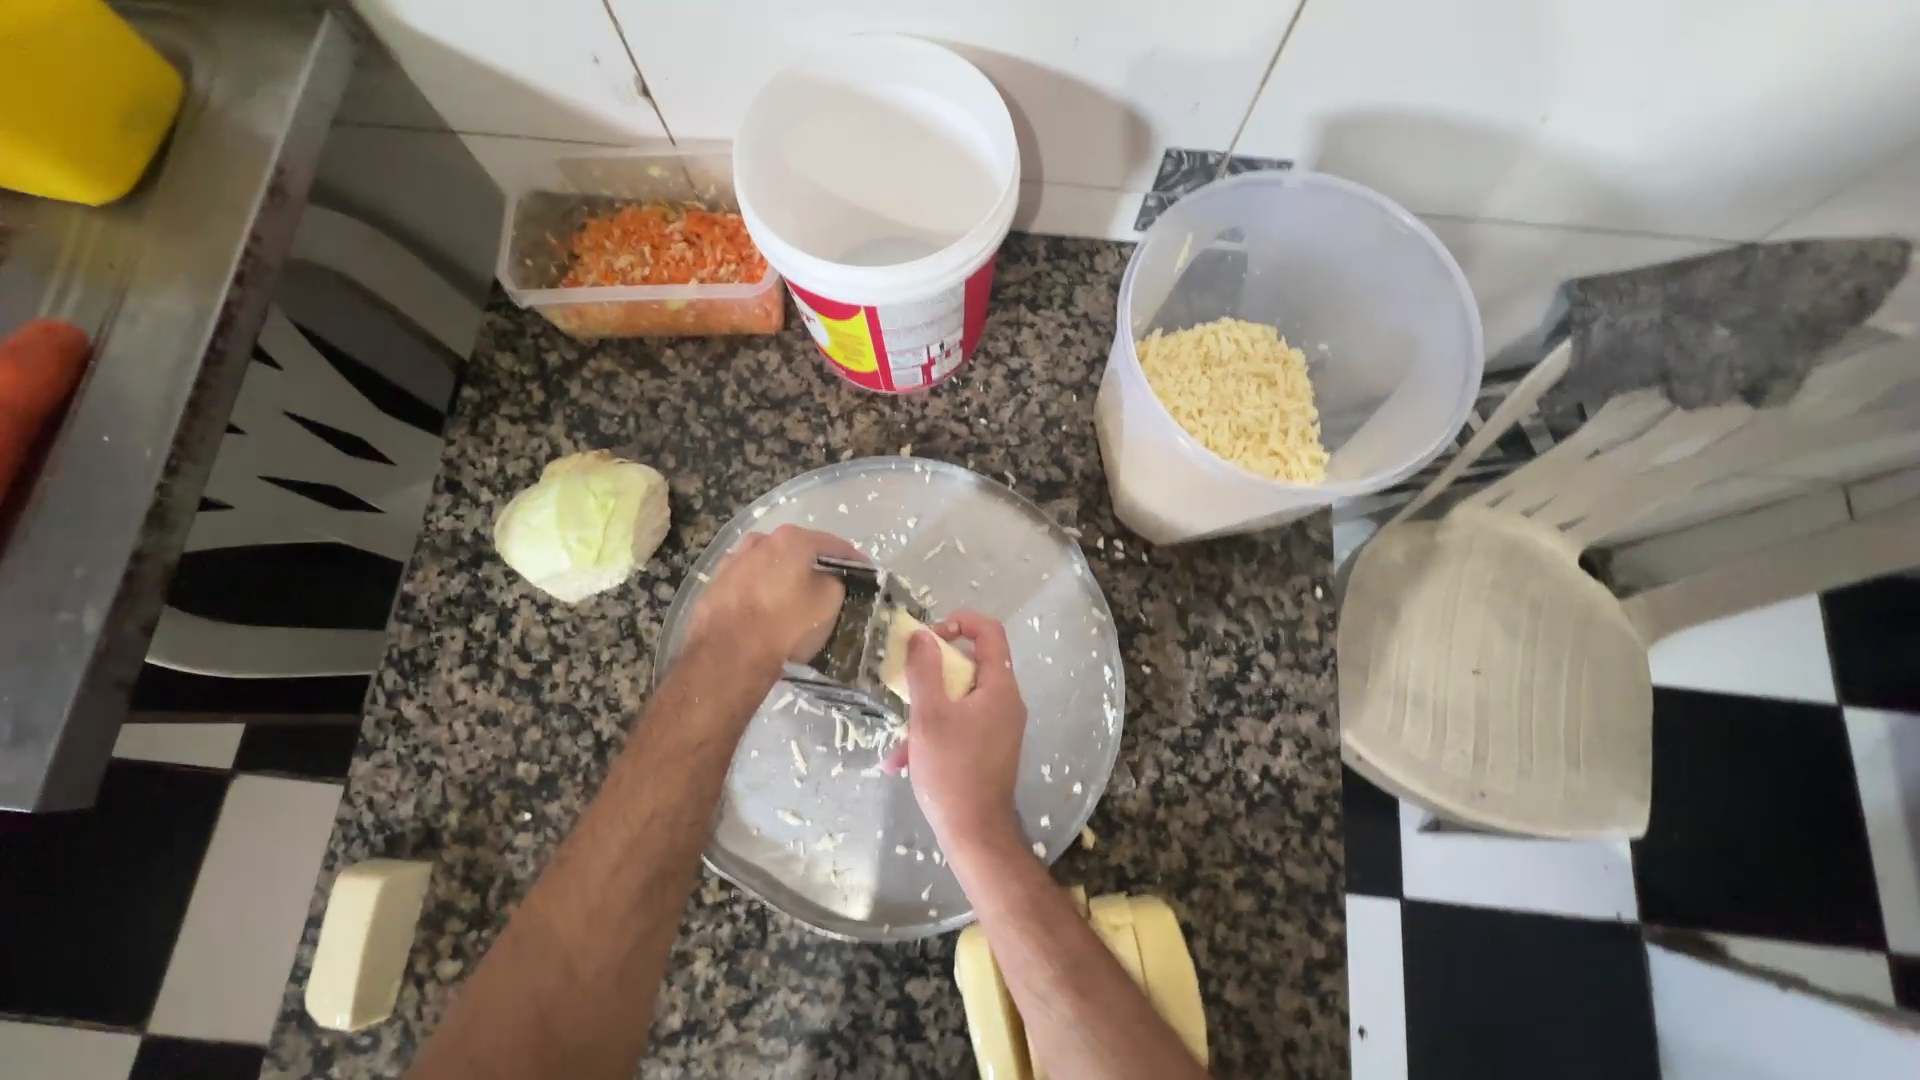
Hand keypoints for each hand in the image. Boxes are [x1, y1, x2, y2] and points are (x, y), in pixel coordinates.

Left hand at [687, 525, 855, 672]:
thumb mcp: (830, 602)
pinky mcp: (714, 586)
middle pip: (795, 550)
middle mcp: (759, 542)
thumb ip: (834, 581)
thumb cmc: (786, 625)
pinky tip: (764, 609)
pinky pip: (747, 584)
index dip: (851, 558)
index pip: (831, 544)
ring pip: (767, 565)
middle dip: (812, 564)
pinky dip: (759, 591)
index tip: (863, 569)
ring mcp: (732, 562)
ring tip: (793, 596)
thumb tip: (825, 579)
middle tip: (828, 582)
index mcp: (790, 539)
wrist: (729, 656)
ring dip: (782, 576)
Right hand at [887, 611, 1027, 853]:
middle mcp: (1007, 703)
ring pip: (961, 701)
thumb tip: (922, 635)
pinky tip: (904, 762)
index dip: (961, 621)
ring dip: (927, 711)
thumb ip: (925, 670)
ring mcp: (1001, 728)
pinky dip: (935, 735)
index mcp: (1000, 688)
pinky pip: (962, 727)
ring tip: (899, 740)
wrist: (975, 833)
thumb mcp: (930, 716)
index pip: (990, 632)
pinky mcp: (991, 749)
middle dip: (934, 673)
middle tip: (909, 681)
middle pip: (972, 666)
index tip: (930, 634)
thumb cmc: (952, 771)